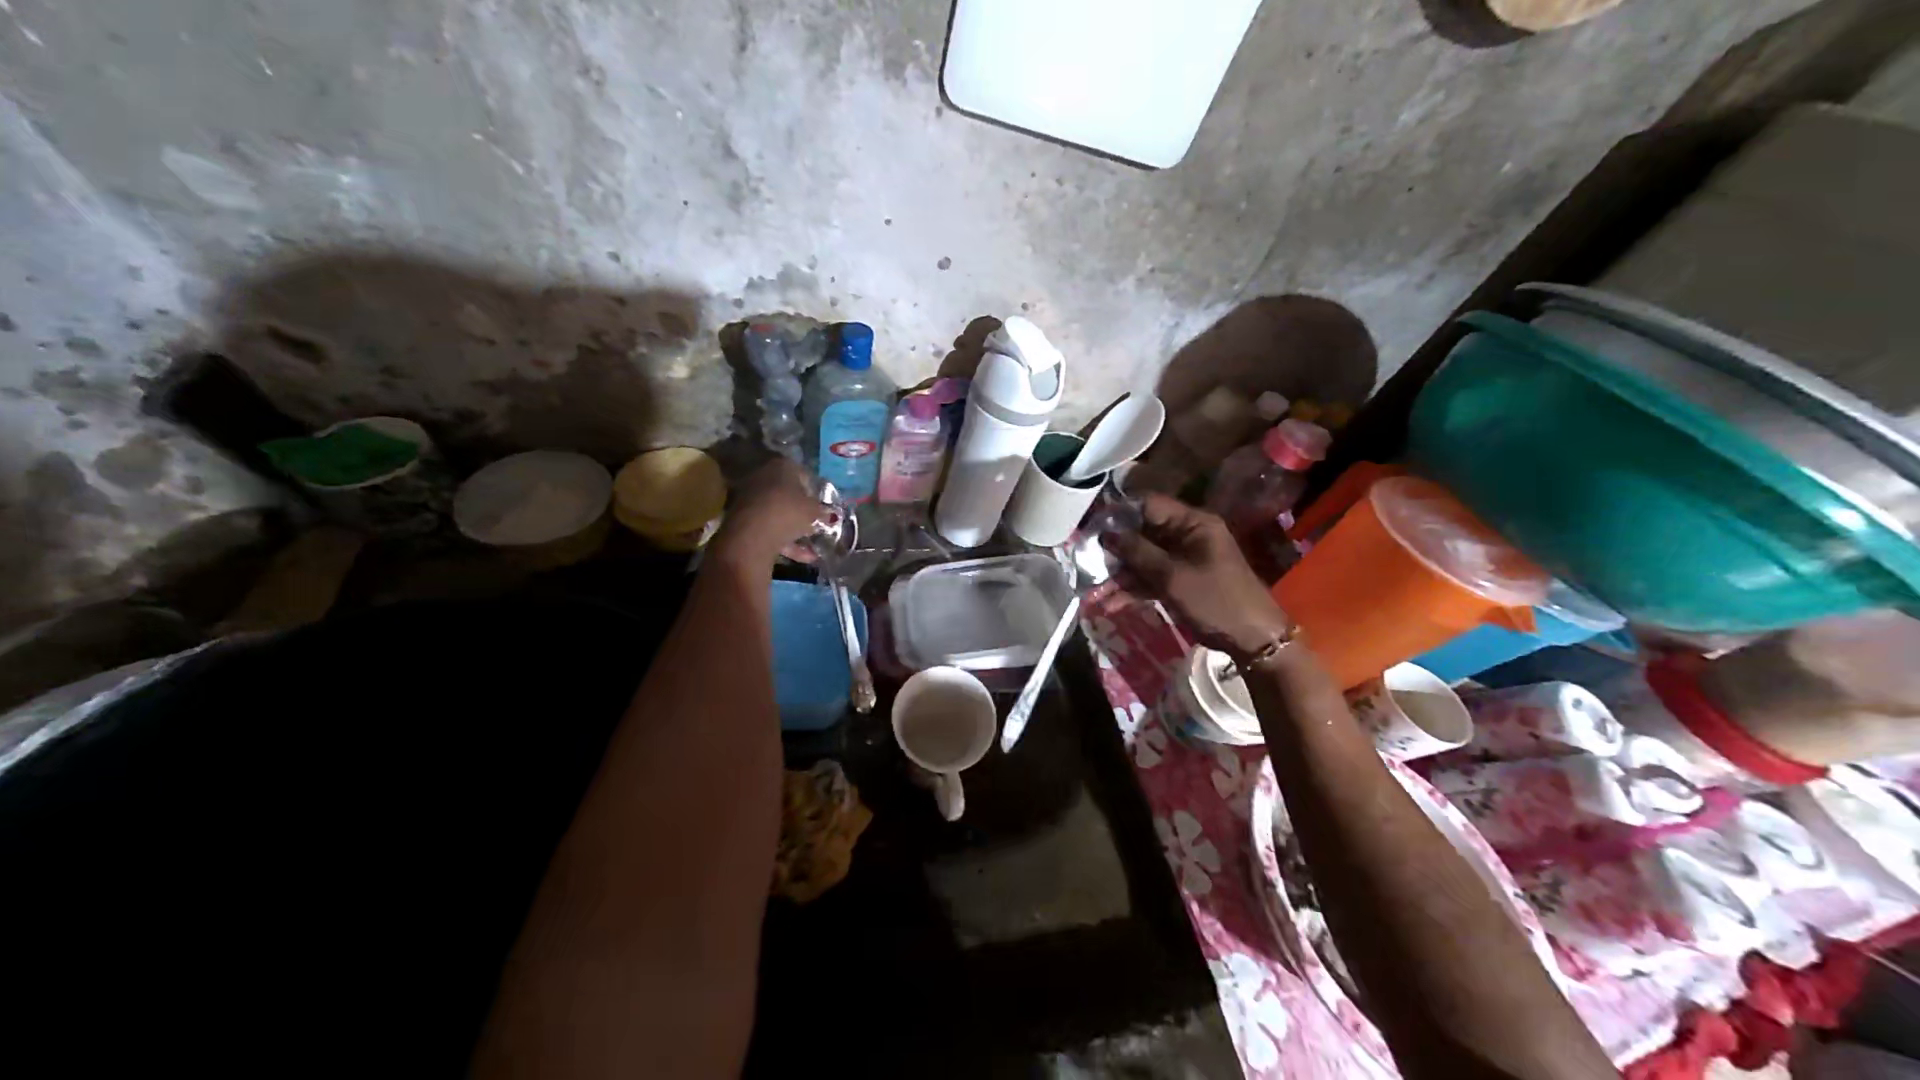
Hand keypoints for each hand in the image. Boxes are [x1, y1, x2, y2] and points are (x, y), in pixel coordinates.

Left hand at [711, 459, 826, 566]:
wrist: (751, 535)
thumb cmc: (788, 513)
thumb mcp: (815, 512)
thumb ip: (824, 512)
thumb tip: (830, 515)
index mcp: (783, 466)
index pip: (805, 476)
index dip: (818, 493)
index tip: (825, 508)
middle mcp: (764, 476)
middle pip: (789, 494)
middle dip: (803, 511)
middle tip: (818, 524)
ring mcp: (751, 497)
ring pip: (779, 513)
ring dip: (795, 529)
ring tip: (813, 546)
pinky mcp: (743, 519)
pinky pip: (769, 528)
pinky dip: (785, 541)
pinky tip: (804, 557)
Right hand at [1102, 494, 1294, 658]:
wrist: (1251, 639)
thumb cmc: (1215, 599)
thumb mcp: (1172, 576)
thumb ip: (1138, 552)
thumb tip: (1107, 533)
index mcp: (1193, 523)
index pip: (1149, 505)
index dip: (1119, 513)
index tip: (1092, 527)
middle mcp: (1187, 535)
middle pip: (1142, 533)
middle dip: (1115, 549)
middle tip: (1087, 562)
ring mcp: (1184, 559)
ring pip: (1143, 558)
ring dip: (1120, 574)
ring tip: (1095, 590)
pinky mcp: (1181, 581)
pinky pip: (1151, 578)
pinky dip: (1133, 589)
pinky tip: (1111, 604)